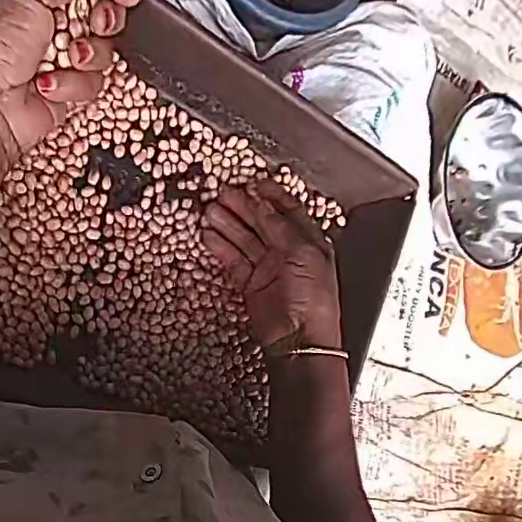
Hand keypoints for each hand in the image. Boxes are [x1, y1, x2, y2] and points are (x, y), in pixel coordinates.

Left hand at [0, 0, 141, 180]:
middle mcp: (50, 22)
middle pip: (103, 12)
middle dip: (104, 18)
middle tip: (95, 22)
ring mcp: (60, 58)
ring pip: (103, 51)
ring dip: (89, 54)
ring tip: (66, 57)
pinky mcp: (67, 89)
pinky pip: (93, 84)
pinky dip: (74, 84)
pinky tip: (48, 83)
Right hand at [202, 180, 341, 350]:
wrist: (299, 339)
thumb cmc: (312, 299)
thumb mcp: (303, 254)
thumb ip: (281, 228)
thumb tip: (263, 205)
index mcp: (308, 241)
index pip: (288, 210)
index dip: (271, 195)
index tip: (252, 182)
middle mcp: (288, 252)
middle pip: (262, 222)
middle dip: (242, 206)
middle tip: (221, 193)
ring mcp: (268, 268)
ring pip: (245, 239)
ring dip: (227, 224)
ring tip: (208, 211)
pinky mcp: (251, 284)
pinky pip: (234, 261)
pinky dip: (221, 247)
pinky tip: (209, 235)